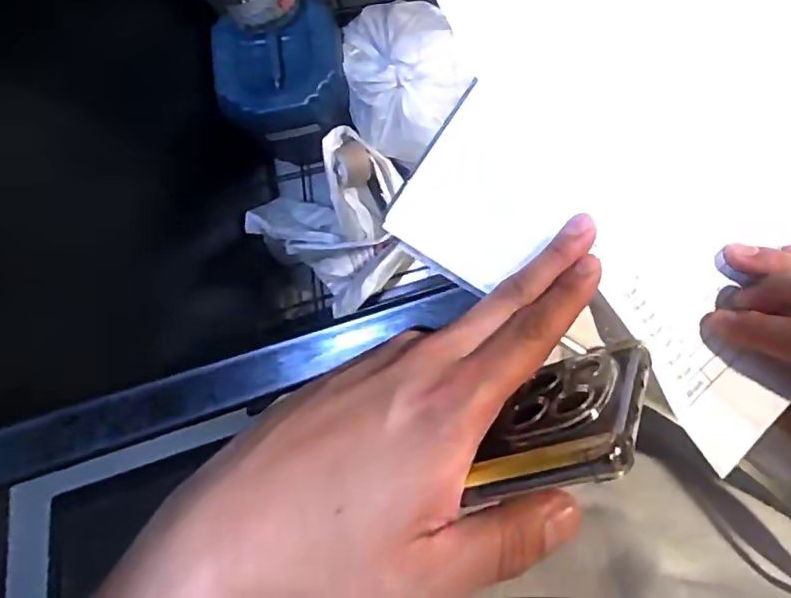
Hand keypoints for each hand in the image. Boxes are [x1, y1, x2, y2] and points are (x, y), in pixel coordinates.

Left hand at [101, 215, 602, 597]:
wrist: (198, 563)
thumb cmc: (319, 574)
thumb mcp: (426, 578)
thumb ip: (507, 539)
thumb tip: (568, 509)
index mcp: (449, 410)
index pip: (525, 337)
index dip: (565, 294)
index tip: (591, 257)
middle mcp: (416, 368)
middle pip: (498, 303)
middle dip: (546, 262)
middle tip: (578, 228)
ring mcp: (371, 365)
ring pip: (450, 332)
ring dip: (491, 317)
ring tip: (512, 329)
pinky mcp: (336, 376)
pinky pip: (404, 354)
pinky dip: (437, 354)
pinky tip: (421, 399)